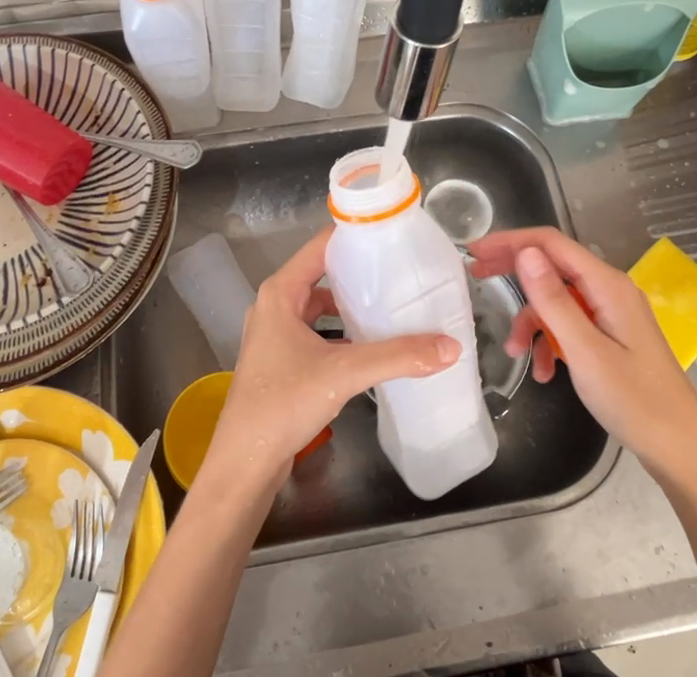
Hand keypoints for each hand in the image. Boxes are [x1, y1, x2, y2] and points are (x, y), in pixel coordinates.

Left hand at [204, 227, 462, 493]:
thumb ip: (397, 357)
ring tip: (394, 307)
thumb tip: (450, 346)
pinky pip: (319, 335)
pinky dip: (344, 335)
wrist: (245, 462)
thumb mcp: (343, 373)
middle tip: (402, 273)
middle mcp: (275, 307)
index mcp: (280, 293)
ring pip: (321, 309)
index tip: (391, 233)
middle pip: (323, 277)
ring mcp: (276, 337)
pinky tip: (374, 347)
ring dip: (352, 309)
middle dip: (360, 275)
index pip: (320, 247)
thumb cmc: (283, 404)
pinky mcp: (283, 363)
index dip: (354, 236)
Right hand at [467, 228, 696, 477]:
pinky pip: (571, 325)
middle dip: (514, 272)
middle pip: (553, 265)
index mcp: (607, 285)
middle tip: (475, 277)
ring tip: (516, 354)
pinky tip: (546, 372)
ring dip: (532, 322)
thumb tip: (525, 252)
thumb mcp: (584, 351)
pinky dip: (551, 342)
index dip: (511, 242)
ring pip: (558, 300)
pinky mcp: (611, 335)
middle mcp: (610, 290)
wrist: (679, 446)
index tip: (475, 251)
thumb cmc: (634, 400)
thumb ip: (553, 300)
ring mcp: (612, 313)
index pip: (551, 244)